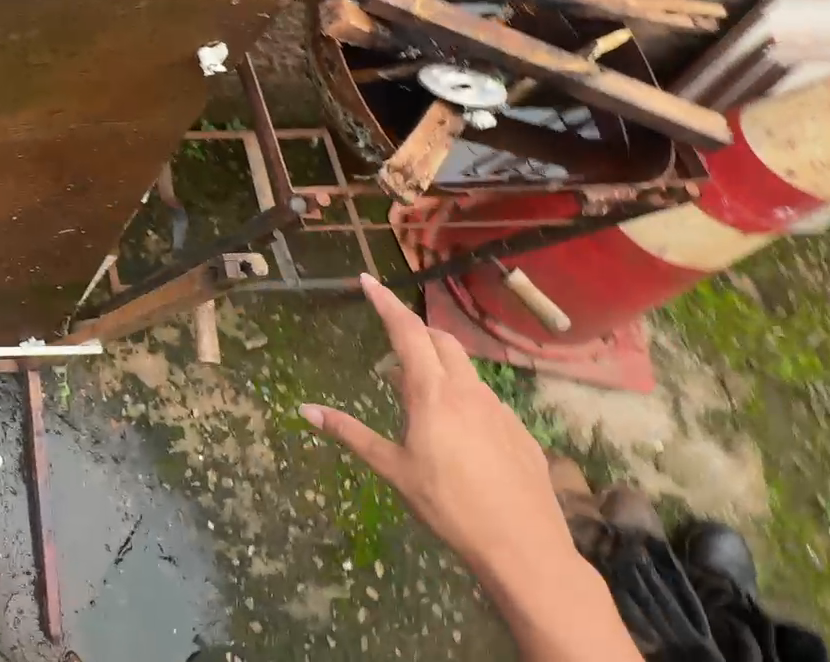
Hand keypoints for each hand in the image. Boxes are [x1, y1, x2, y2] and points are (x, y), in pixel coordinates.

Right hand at [300, 274, 572, 578]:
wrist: (525, 549)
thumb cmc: (448, 505)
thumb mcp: (392, 469)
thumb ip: (350, 433)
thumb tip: (304, 410)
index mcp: (432, 394)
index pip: (406, 331)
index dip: (385, 302)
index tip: (368, 280)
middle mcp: (468, 391)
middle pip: (440, 340)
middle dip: (413, 329)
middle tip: (388, 340)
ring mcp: (499, 410)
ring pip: (464, 368)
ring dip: (437, 363)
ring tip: (414, 391)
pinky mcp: (520, 432)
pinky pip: (484, 397)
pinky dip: (460, 393)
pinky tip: (453, 428)